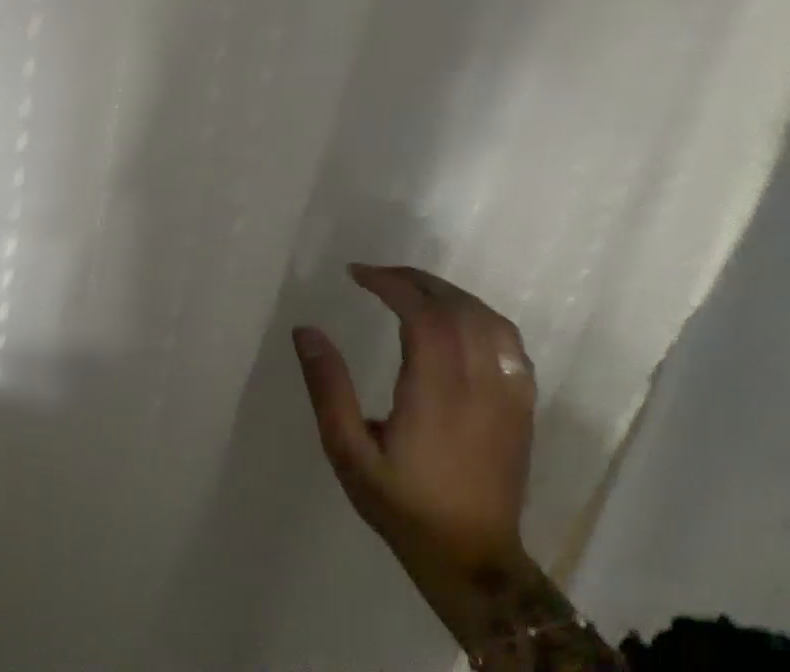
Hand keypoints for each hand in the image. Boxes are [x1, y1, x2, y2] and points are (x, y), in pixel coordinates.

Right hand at [292, 263, 535, 573]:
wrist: (470, 555)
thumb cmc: (398, 502)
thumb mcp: (346, 450)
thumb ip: (328, 388)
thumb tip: (307, 330)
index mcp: (435, 393)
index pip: (424, 316)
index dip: (392, 285)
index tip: (356, 274)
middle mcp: (479, 387)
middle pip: (461, 311)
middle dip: (419, 281)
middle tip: (378, 274)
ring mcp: (508, 398)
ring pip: (493, 324)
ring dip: (452, 296)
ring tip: (413, 290)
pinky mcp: (521, 411)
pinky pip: (512, 348)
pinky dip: (482, 320)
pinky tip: (457, 324)